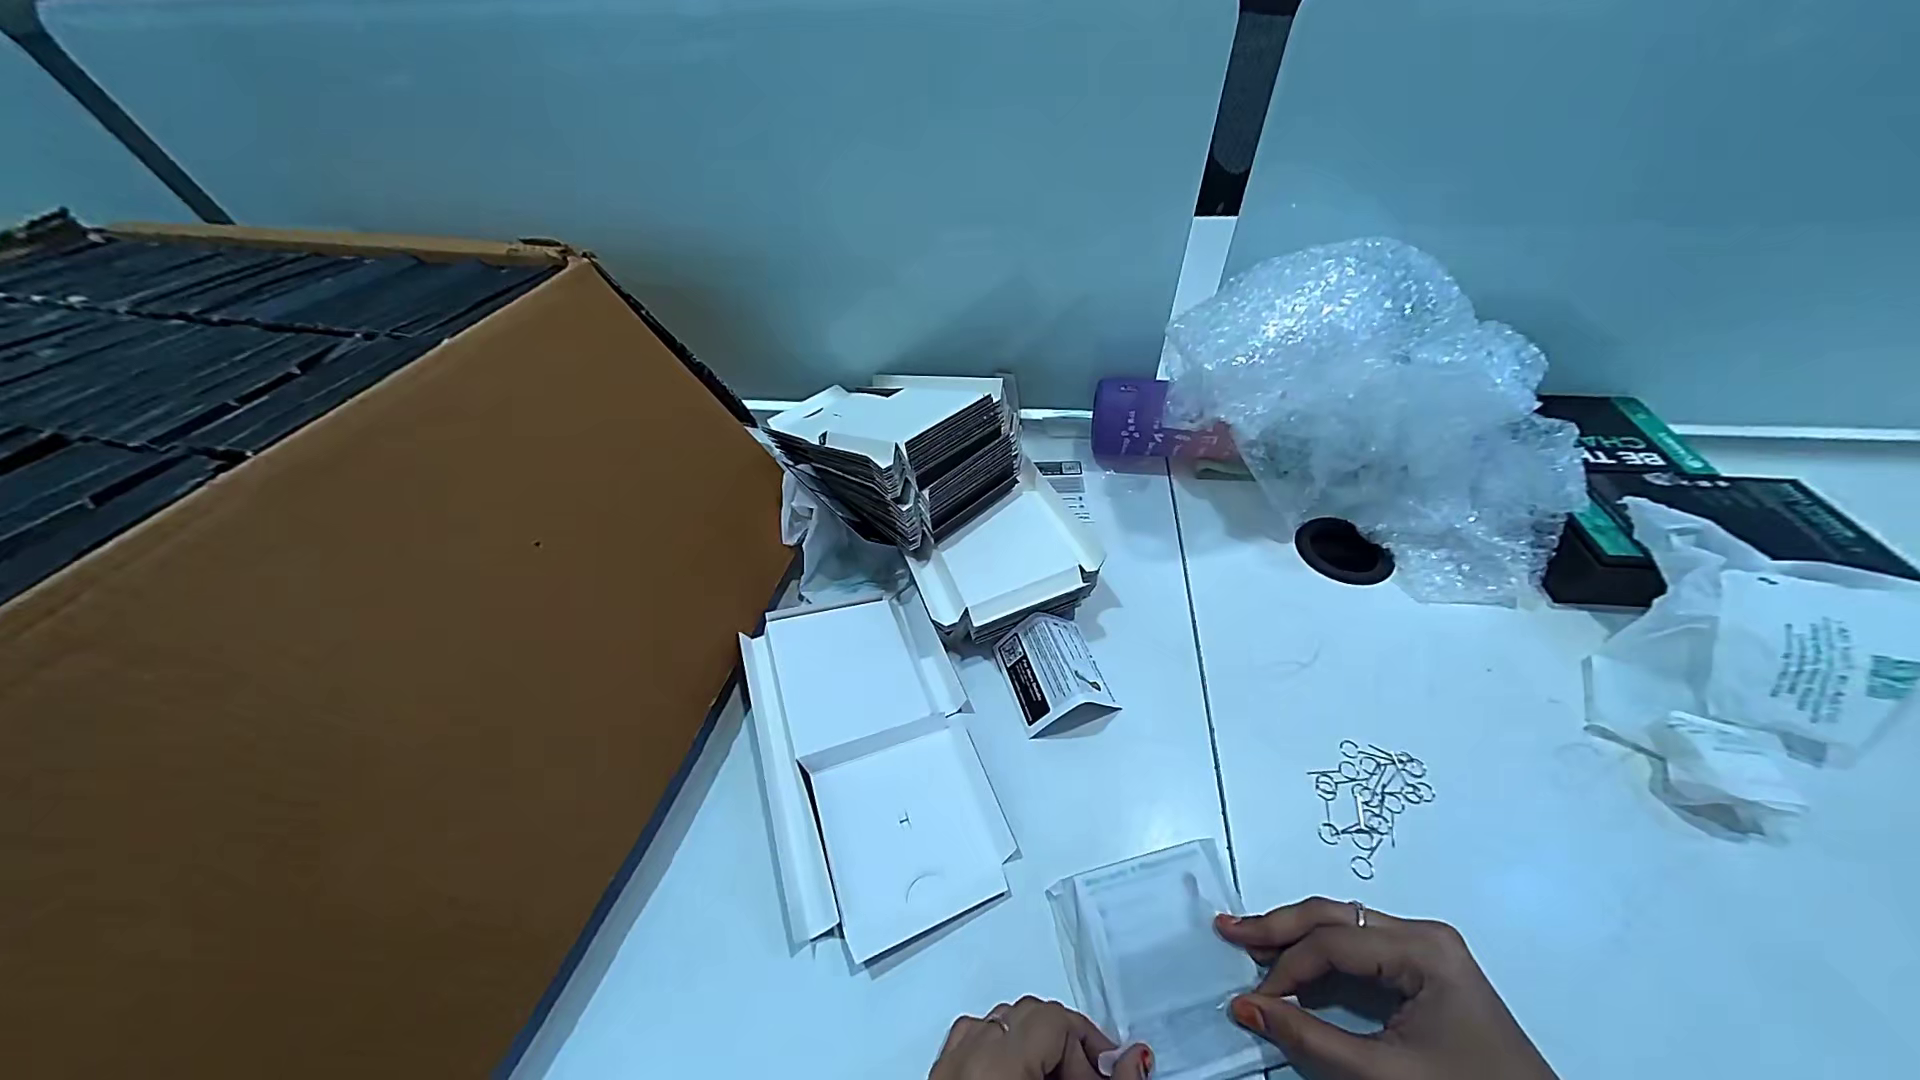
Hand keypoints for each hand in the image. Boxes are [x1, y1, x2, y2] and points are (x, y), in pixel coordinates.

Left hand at [929, 996, 1150, 1079]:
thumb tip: (1135, 1060)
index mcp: (996, 1060)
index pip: (1052, 1018)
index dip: (1090, 1043)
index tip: (1113, 1073)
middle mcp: (964, 1054)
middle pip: (1026, 1014)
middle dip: (1066, 1046)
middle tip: (1093, 1079)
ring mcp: (945, 1065)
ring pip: (997, 1023)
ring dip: (1035, 1046)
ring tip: (1061, 1079)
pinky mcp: (936, 1075)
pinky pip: (971, 1041)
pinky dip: (1000, 1050)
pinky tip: (1022, 1076)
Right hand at [1215, 898, 1556, 1079]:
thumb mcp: (1387, 1075)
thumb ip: (1311, 1039)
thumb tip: (1245, 1007)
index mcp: (1424, 949)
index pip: (1333, 944)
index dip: (1287, 969)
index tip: (1255, 999)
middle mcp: (1422, 935)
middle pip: (1332, 917)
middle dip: (1277, 926)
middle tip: (1229, 930)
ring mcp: (1424, 948)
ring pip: (1340, 925)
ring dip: (1293, 935)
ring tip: (1247, 938)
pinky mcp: (1422, 967)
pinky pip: (1357, 947)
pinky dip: (1318, 954)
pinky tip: (1288, 957)